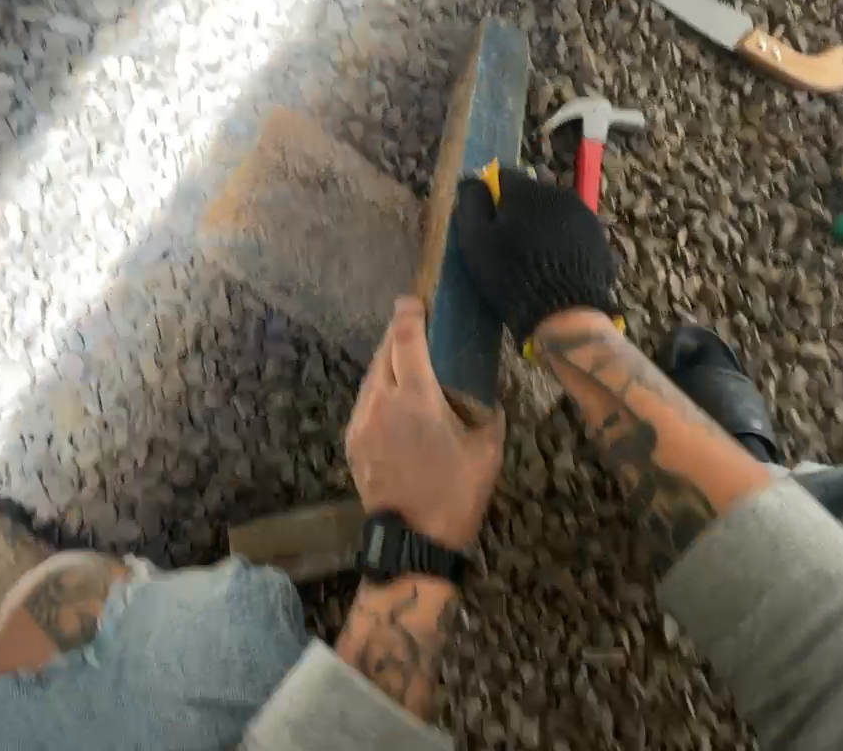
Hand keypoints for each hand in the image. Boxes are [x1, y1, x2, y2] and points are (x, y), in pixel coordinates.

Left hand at [346, 297, 505, 550]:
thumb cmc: (456, 494)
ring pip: (370, 375)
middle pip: (383, 351)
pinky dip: (378, 387)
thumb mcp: (487, 451)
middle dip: (397, 334)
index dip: (408, 314)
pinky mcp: (352, 439)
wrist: (413, 541)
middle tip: (415, 326)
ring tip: (405, 359)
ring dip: (386, 360)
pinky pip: (364, 400)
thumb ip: (490, 414)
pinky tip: (393, 395)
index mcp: (416, 397)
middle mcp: (382, 401)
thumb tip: (490, 394)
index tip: (414, 301)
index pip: (406, 339)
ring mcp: (361, 420)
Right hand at [450, 169, 618, 341]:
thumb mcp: (475, 238)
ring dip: (543, 225)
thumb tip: (473, 181)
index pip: (502, 176)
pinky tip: (555, 266)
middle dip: (520, 210)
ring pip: (554, 211)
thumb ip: (471, 202)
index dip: (492, 197)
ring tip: (535, 256)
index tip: (488, 220)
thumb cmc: (510, 272)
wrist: (563, 311)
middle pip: (531, 193)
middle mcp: (558, 193)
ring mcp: (584, 215)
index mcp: (526, 189)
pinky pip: (573, 231)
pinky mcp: (599, 238)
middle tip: (510, 242)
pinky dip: (562, 241)